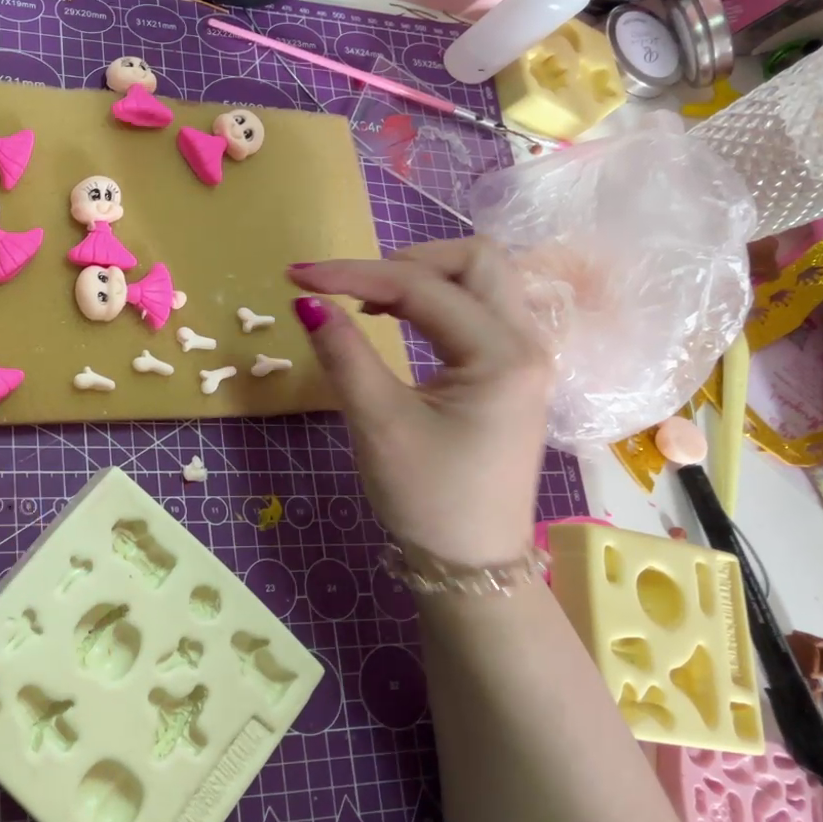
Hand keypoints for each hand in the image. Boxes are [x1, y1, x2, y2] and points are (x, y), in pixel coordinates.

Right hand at [290, 237, 551, 566]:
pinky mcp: (507, 371)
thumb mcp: (378, 424)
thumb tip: (306, 302)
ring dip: (419, 277)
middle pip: (474, 260)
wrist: (469, 561)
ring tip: (362, 301)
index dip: (353, 274)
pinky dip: (431, 301)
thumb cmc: (426, 496)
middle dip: (401, 261)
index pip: (422, 287)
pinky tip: (392, 320)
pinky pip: (475, 310)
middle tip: (345, 287)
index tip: (296, 278)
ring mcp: (522, 356)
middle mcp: (525, 343)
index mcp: (501, 355)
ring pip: (479, 281)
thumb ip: (344, 355)